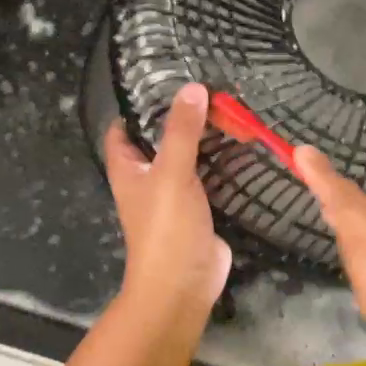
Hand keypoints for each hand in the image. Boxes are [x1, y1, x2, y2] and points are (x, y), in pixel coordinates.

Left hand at [103, 83, 231, 314]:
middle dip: (180, 118)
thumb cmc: (166, 227)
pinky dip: (223, 163)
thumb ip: (182, 130)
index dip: (136, 106)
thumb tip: (193, 87)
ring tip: (230, 109)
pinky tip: (243, 146)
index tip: (162, 80)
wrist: (183, 286)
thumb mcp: (172, 171)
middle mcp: (147, 180)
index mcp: (128, 169)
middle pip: (160, 140)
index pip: (122, 129)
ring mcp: (174, 196)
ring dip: (205, 140)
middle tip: (209, 90)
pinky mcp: (200, 210)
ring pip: (188, 158)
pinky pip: (210, 179)